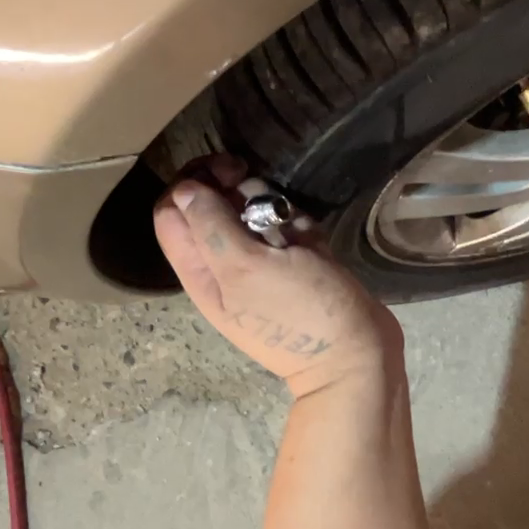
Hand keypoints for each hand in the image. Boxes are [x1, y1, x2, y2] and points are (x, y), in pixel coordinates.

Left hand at [154, 157, 402, 397]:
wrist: (356, 355)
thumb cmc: (300, 313)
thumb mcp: (247, 268)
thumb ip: (211, 227)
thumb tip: (186, 191)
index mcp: (203, 272)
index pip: (173, 213)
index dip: (193, 184)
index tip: (227, 172)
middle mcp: (227, 266)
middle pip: (213, 207)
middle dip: (236, 190)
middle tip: (265, 195)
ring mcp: (265, 266)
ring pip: (254, 214)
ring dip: (273, 206)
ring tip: (295, 226)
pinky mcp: (298, 265)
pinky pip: (289, 229)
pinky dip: (299, 224)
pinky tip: (314, 238)